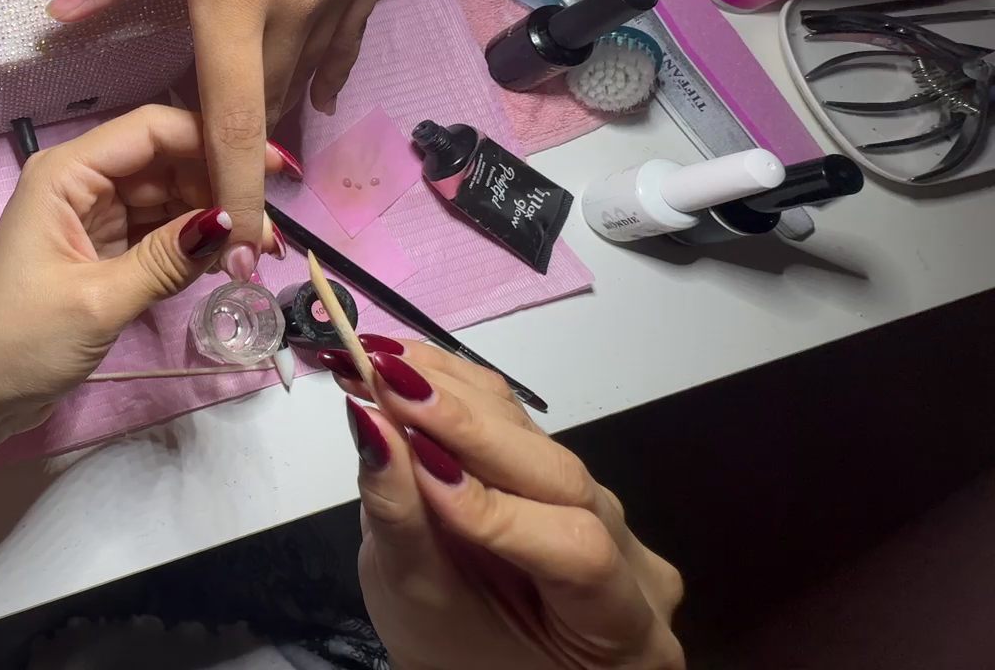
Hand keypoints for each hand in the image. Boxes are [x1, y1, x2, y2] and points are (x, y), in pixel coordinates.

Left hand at [0, 105, 282, 443]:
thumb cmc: (19, 340)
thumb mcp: (98, 300)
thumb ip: (167, 258)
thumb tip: (234, 221)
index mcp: (66, 172)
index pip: (151, 131)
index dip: (212, 141)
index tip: (271, 170)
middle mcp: (80, 182)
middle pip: (165, 161)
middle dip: (218, 189)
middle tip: (268, 232)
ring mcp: (92, 215)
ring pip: (166, 197)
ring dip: (210, 219)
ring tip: (257, 252)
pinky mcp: (101, 248)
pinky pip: (156, 230)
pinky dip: (189, 243)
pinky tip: (225, 260)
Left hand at [45, 0, 468, 264]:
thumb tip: (63, 15)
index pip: (230, 114)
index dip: (231, 183)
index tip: (236, 236)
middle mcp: (295, 4)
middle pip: (265, 101)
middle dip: (242, 149)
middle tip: (216, 178)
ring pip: (304, 73)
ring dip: (277, 112)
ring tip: (258, 147)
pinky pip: (345, 39)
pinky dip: (322, 70)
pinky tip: (316, 88)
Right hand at [319, 339, 684, 669]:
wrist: (459, 644)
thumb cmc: (446, 647)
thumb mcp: (412, 591)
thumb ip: (396, 509)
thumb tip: (368, 420)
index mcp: (621, 628)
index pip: (574, 549)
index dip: (493, 504)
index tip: (412, 458)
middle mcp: (630, 556)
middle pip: (556, 473)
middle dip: (461, 424)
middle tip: (382, 379)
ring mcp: (595, 503)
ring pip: (527, 430)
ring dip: (444, 389)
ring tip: (373, 358)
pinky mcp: (549, 464)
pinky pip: (507, 412)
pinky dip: (447, 382)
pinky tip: (398, 357)